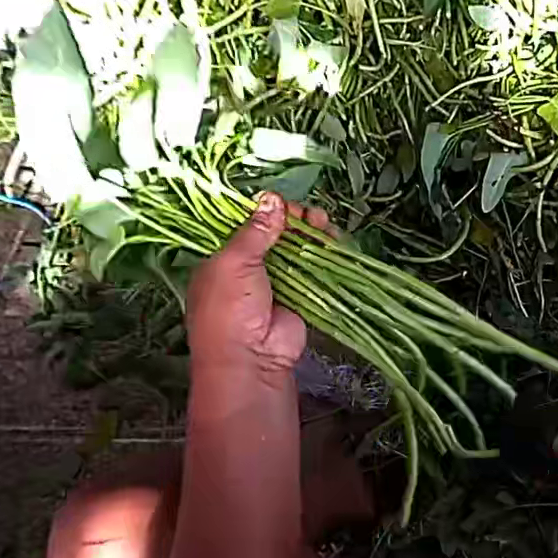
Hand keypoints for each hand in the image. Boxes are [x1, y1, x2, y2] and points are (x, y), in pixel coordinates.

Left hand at [184, 193, 331, 414]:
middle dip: (294, 223)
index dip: (267, 213)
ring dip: (311, 238)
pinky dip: (324, 259)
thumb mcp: (234, 262)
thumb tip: (271, 200)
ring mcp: (277, 287)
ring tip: (325, 225)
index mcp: (223, 260)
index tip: (284, 204)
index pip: (247, 228)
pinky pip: (313, 275)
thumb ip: (255, 231)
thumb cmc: (230, 308)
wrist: (251, 357)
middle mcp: (250, 272)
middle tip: (310, 215)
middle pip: (275, 239)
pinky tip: (334, 245)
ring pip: (297, 254)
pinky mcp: (301, 300)